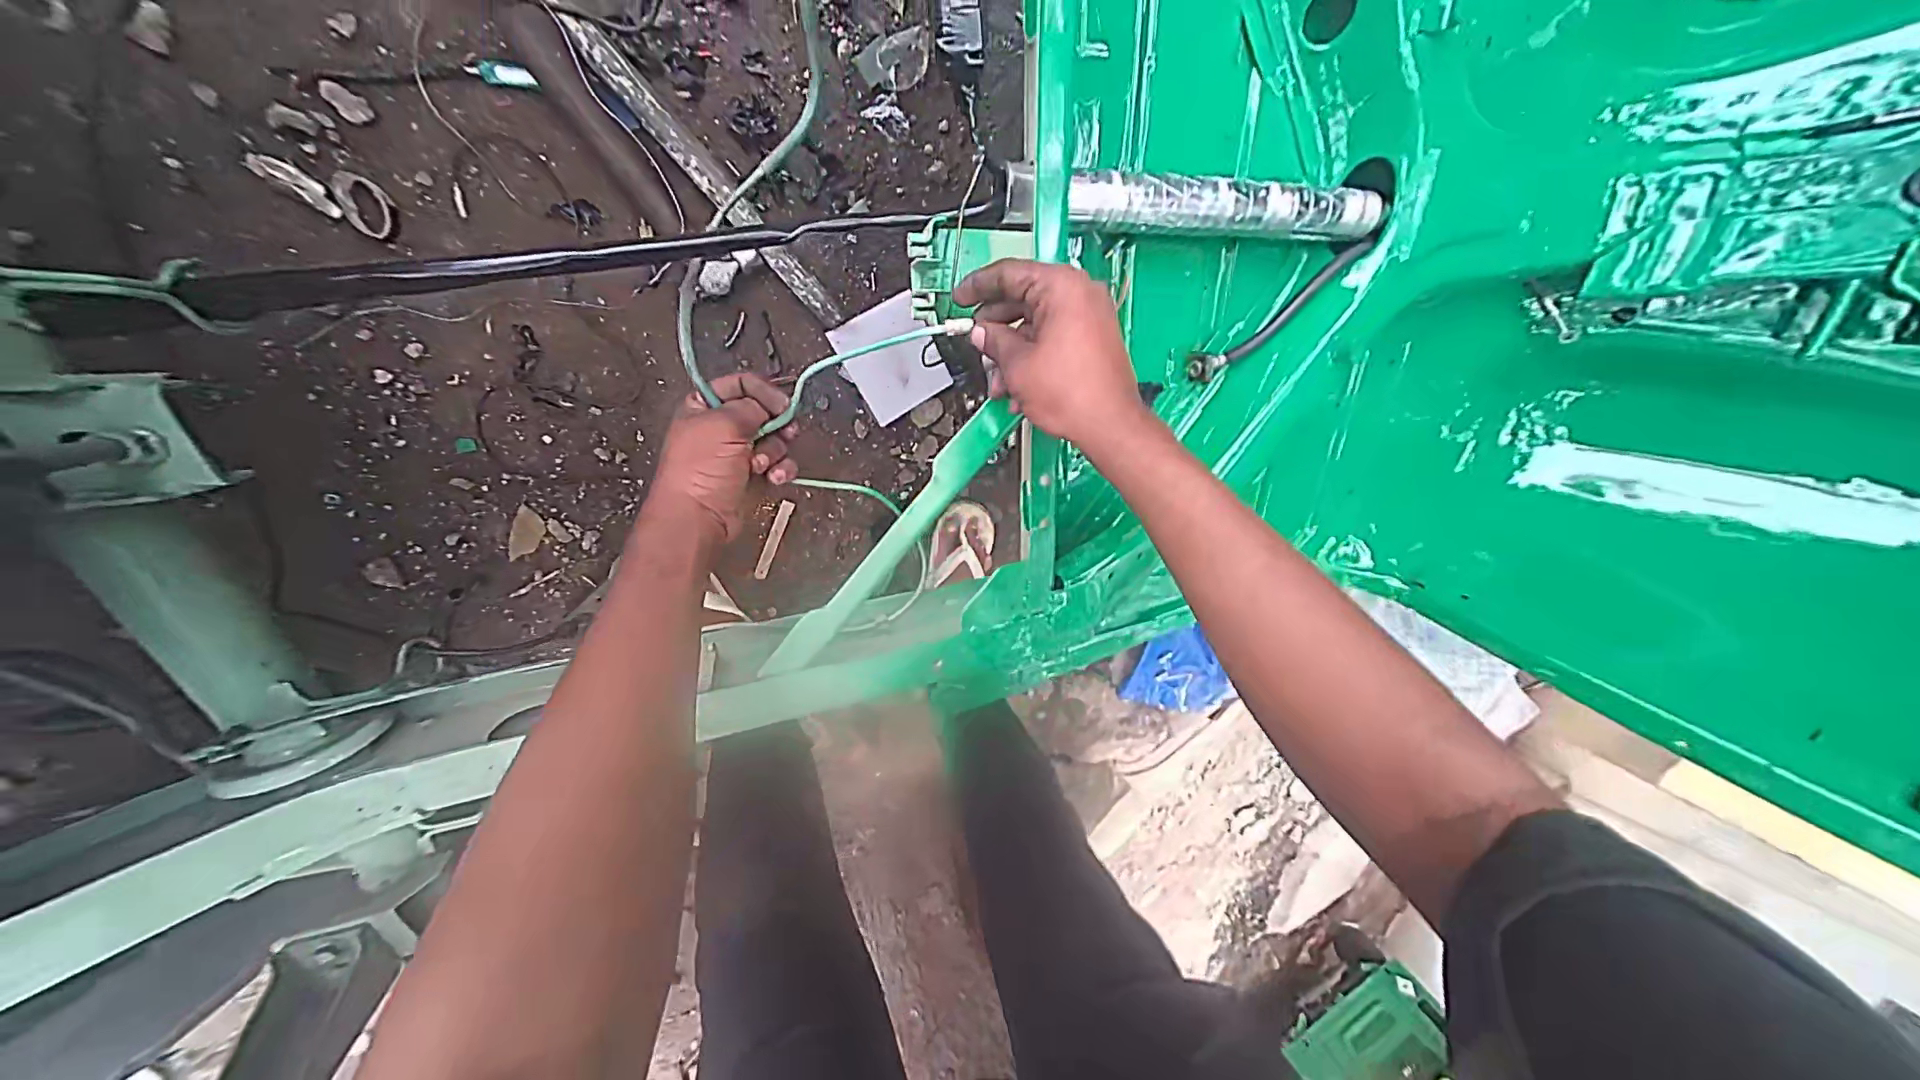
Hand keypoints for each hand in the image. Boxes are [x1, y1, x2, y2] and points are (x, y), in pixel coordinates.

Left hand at [651, 374, 796, 541]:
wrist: (699, 517)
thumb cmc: (701, 468)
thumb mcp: (724, 425)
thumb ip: (751, 406)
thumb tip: (771, 406)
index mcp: (706, 407)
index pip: (740, 385)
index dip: (762, 391)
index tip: (780, 404)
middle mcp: (723, 427)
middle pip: (764, 412)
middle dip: (776, 423)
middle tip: (785, 431)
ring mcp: (740, 452)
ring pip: (775, 439)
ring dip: (776, 451)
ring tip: (762, 465)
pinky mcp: (755, 475)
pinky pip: (779, 464)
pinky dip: (781, 469)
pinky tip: (773, 478)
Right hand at [953, 259, 1153, 453]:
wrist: (1109, 425)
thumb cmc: (1075, 394)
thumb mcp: (1017, 364)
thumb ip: (994, 341)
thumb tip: (982, 334)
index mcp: (1061, 287)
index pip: (1009, 273)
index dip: (978, 286)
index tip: (962, 296)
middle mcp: (1080, 295)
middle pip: (1023, 299)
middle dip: (995, 328)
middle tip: (976, 341)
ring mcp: (1090, 317)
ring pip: (1036, 324)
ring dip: (1012, 350)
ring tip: (998, 379)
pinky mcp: (1093, 339)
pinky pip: (1053, 337)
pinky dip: (1033, 355)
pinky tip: (1018, 384)